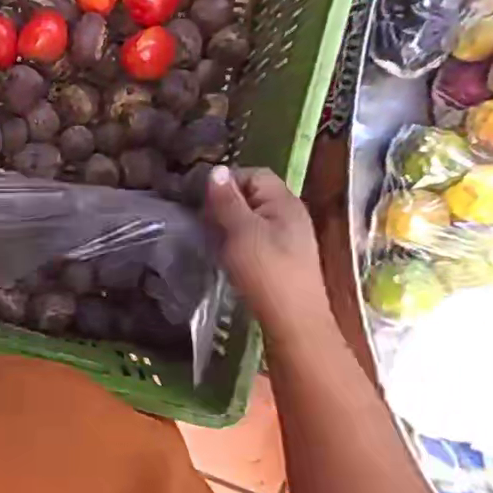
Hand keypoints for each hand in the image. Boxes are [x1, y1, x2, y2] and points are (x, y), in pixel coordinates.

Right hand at [201, 166, 328, 331]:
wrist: (293, 322)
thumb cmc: (266, 271)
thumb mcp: (241, 231)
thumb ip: (227, 200)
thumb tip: (216, 170)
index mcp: (284, 202)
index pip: (254, 174)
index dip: (226, 180)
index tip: (199, 197)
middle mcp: (290, 215)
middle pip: (253, 196)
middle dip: (225, 203)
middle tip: (199, 217)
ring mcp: (289, 239)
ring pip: (252, 219)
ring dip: (229, 224)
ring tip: (207, 236)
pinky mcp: (282, 261)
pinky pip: (255, 239)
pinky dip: (236, 242)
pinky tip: (223, 255)